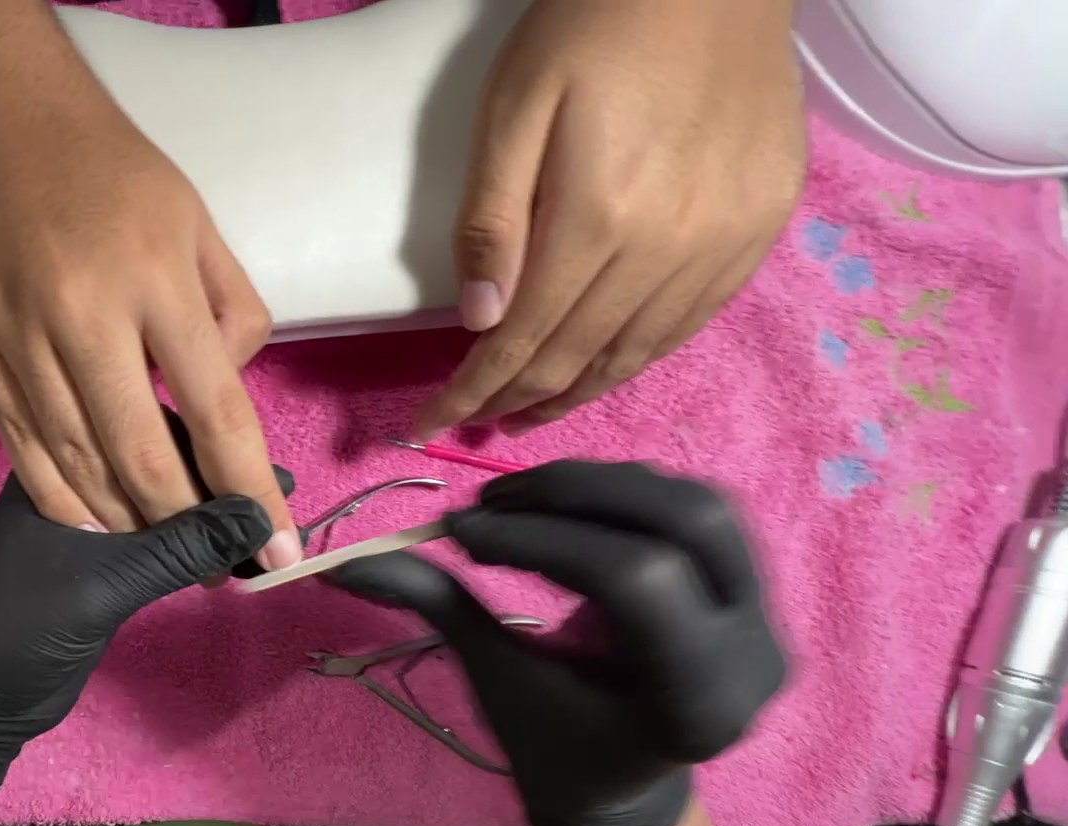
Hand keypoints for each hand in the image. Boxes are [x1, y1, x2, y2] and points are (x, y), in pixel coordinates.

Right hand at [0, 105, 301, 570]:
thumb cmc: (110, 174)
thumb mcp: (197, 225)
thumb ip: (232, 312)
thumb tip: (229, 389)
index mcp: (155, 283)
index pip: (217, 412)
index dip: (249, 493)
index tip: (274, 551)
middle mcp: (83, 321)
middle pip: (143, 458)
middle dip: (186, 525)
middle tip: (213, 559)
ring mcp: (21, 346)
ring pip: (80, 466)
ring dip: (129, 521)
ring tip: (161, 545)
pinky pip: (24, 454)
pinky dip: (64, 502)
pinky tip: (95, 524)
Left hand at [0, 476, 272, 802]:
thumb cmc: (16, 634)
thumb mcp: (100, 586)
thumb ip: (178, 548)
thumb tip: (259, 516)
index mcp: (58, 467)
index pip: (145, 434)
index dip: (211, 449)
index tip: (270, 471)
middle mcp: (72, 484)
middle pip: (160, 468)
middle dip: (221, 485)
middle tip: (282, 503)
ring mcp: (86, 527)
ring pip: (161, 508)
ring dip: (211, 521)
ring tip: (267, 532)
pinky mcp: (97, 567)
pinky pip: (155, 545)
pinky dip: (192, 550)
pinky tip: (227, 558)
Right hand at [326, 461, 785, 825]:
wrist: (617, 785)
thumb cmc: (551, 748)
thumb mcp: (492, 680)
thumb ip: (435, 606)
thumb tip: (343, 564)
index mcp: (693, 699)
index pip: (632, 579)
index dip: (538, 537)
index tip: (458, 530)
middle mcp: (753, 651)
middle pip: (686, 521)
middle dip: (577, 492)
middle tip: (492, 499)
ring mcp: (766, 616)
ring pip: (697, 503)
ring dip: (598, 485)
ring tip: (519, 497)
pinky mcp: (748, 590)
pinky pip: (694, 512)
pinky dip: (619, 494)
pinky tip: (561, 509)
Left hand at [417, 0, 805, 437]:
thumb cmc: (590, 31)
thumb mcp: (511, 118)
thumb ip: (490, 225)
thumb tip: (478, 322)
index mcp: (598, 220)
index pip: (516, 343)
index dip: (468, 393)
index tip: (428, 424)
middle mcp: (669, 246)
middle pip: (568, 360)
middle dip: (508, 402)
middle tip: (472, 420)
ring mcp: (725, 239)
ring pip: (629, 356)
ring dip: (568, 397)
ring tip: (525, 418)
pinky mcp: (759, 226)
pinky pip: (685, 325)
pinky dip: (630, 361)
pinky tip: (597, 373)